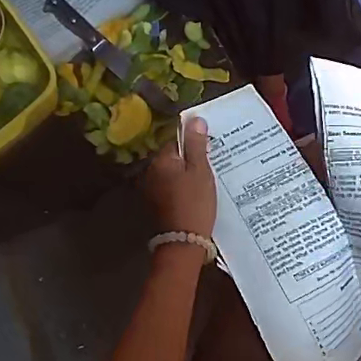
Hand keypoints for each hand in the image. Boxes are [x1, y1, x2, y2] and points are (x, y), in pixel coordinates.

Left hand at [147, 116, 215, 236]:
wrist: (183, 242)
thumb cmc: (194, 203)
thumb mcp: (200, 171)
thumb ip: (196, 144)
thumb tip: (195, 118)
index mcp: (160, 160)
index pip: (176, 141)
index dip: (193, 146)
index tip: (209, 154)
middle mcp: (150, 172)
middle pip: (172, 159)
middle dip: (188, 161)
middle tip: (210, 169)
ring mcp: (149, 190)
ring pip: (171, 175)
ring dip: (184, 177)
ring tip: (205, 183)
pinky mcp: (154, 205)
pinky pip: (169, 189)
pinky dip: (180, 190)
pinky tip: (194, 197)